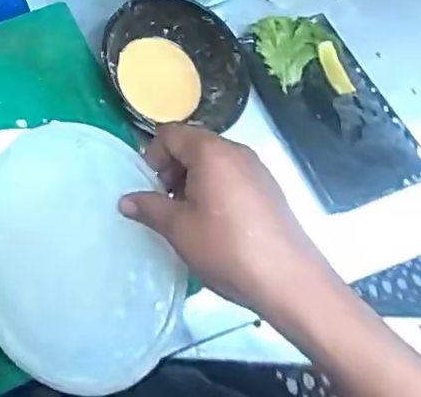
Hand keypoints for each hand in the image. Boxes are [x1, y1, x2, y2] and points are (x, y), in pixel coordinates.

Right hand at [119, 124, 336, 317]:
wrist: (295, 287)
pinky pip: (234, 176)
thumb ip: (149, 207)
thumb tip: (125, 201)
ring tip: (193, 217)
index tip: (153, 187)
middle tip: (169, 202)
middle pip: (192, 144)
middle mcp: (235, 151)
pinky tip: (220, 225)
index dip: (154, 156)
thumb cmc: (229, 249)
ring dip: (195, 180)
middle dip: (174, 169)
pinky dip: (218, 189)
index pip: (169, 134)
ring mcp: (258, 170)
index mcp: (210, 151)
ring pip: (214, 162)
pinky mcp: (272, 191)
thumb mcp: (179, 229)